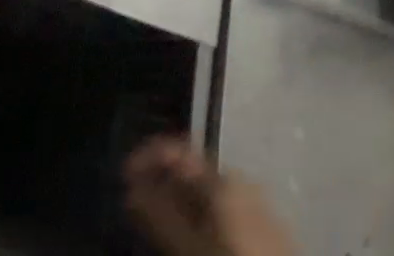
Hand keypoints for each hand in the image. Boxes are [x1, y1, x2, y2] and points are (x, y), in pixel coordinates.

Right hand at [124, 136, 296, 255]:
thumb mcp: (188, 245)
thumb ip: (157, 213)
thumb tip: (131, 186)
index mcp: (225, 179)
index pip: (177, 148)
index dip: (146, 156)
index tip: (124, 177)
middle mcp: (244, 183)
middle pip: (192, 173)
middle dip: (162, 188)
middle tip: (138, 211)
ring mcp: (260, 208)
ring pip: (208, 198)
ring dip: (181, 209)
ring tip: (161, 232)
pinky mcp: (269, 233)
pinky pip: (225, 215)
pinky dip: (202, 223)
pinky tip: (193, 242)